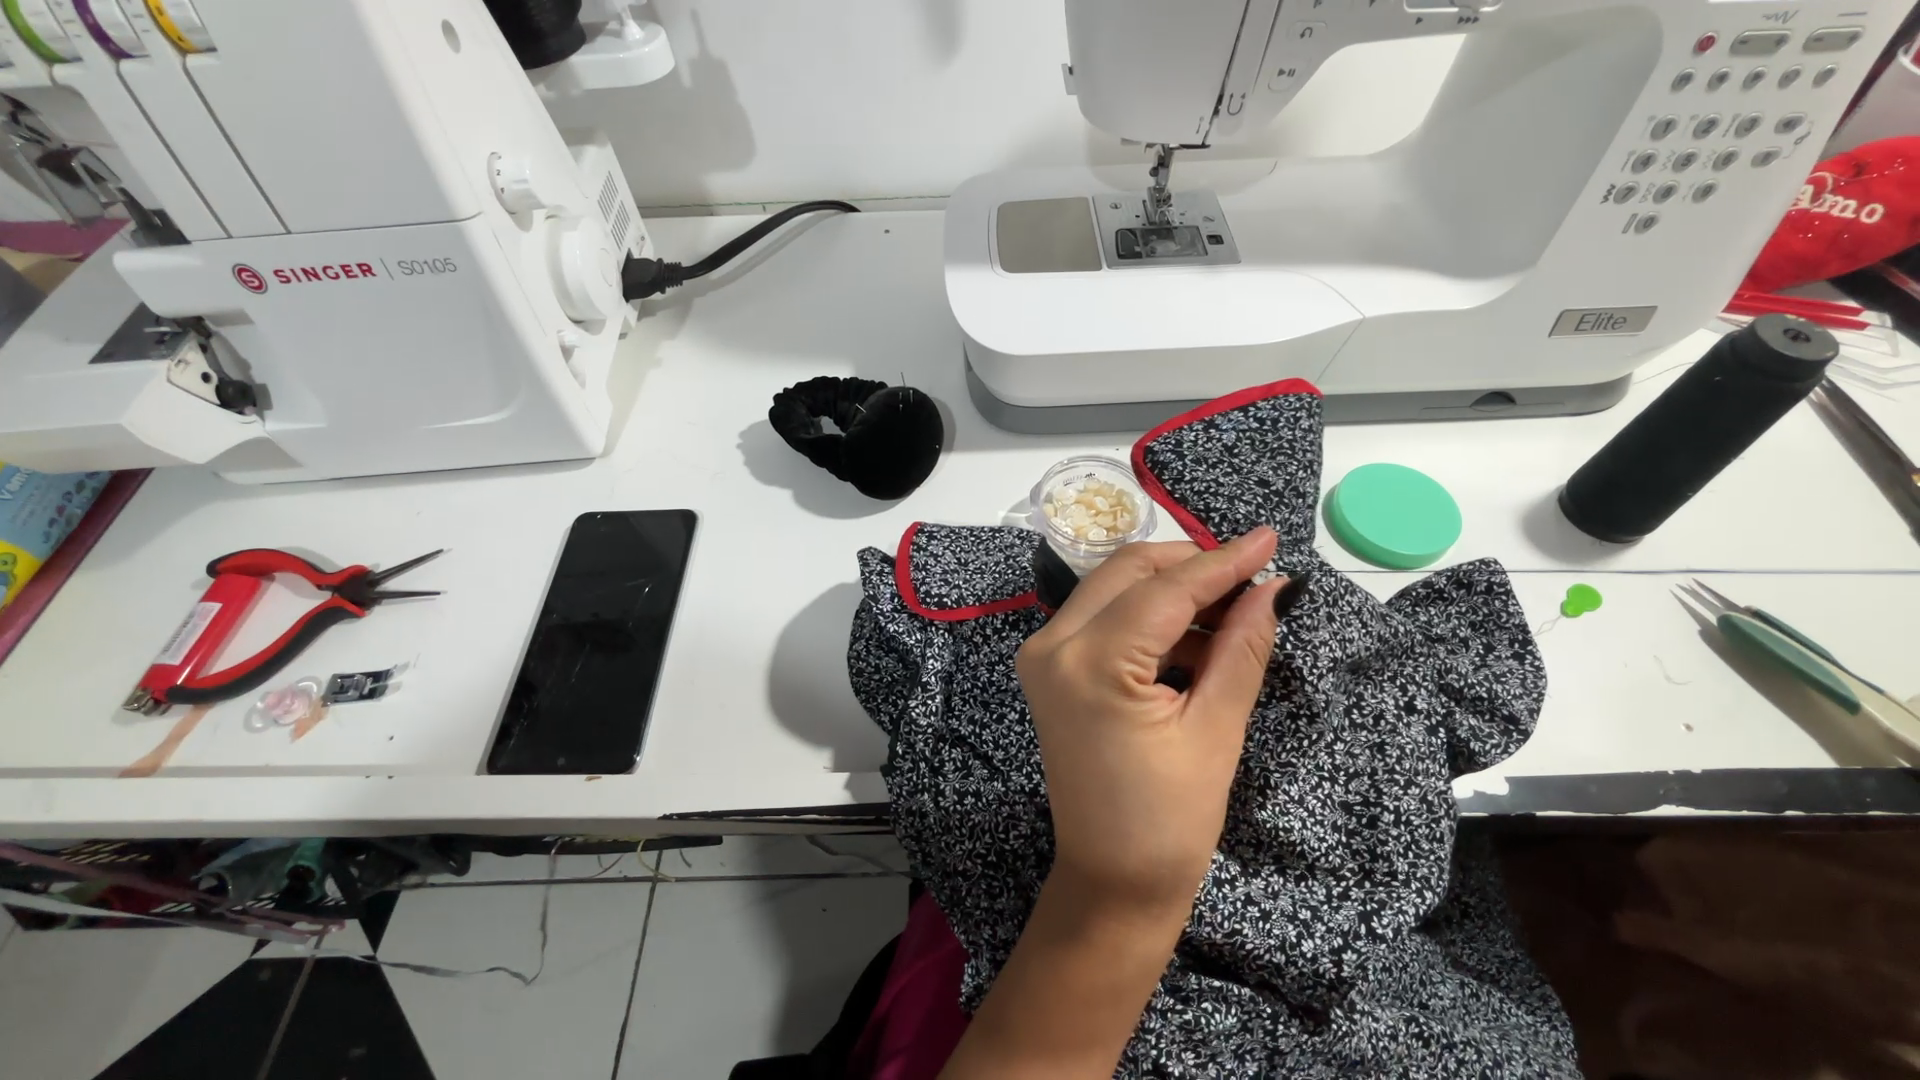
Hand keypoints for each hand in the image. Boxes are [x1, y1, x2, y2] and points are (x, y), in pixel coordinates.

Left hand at [1016, 527, 1291, 916]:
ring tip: (1235, 615)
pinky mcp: (1049, 670)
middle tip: (1252, 578)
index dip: (1222, 561)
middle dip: (1191, 566)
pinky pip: (1102, 618)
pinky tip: (1196, 638)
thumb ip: (1241, 648)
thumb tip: (1273, 588)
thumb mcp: (1216, 730)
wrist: (1111, 882)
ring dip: (1172, 591)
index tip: (1270, 539)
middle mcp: (1052, 645)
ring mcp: (1043, 656)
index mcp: (1090, 662)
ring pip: (1113, 589)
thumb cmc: (1169, 822)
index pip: (1165, 589)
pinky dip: (1148, 617)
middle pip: (1128, 572)